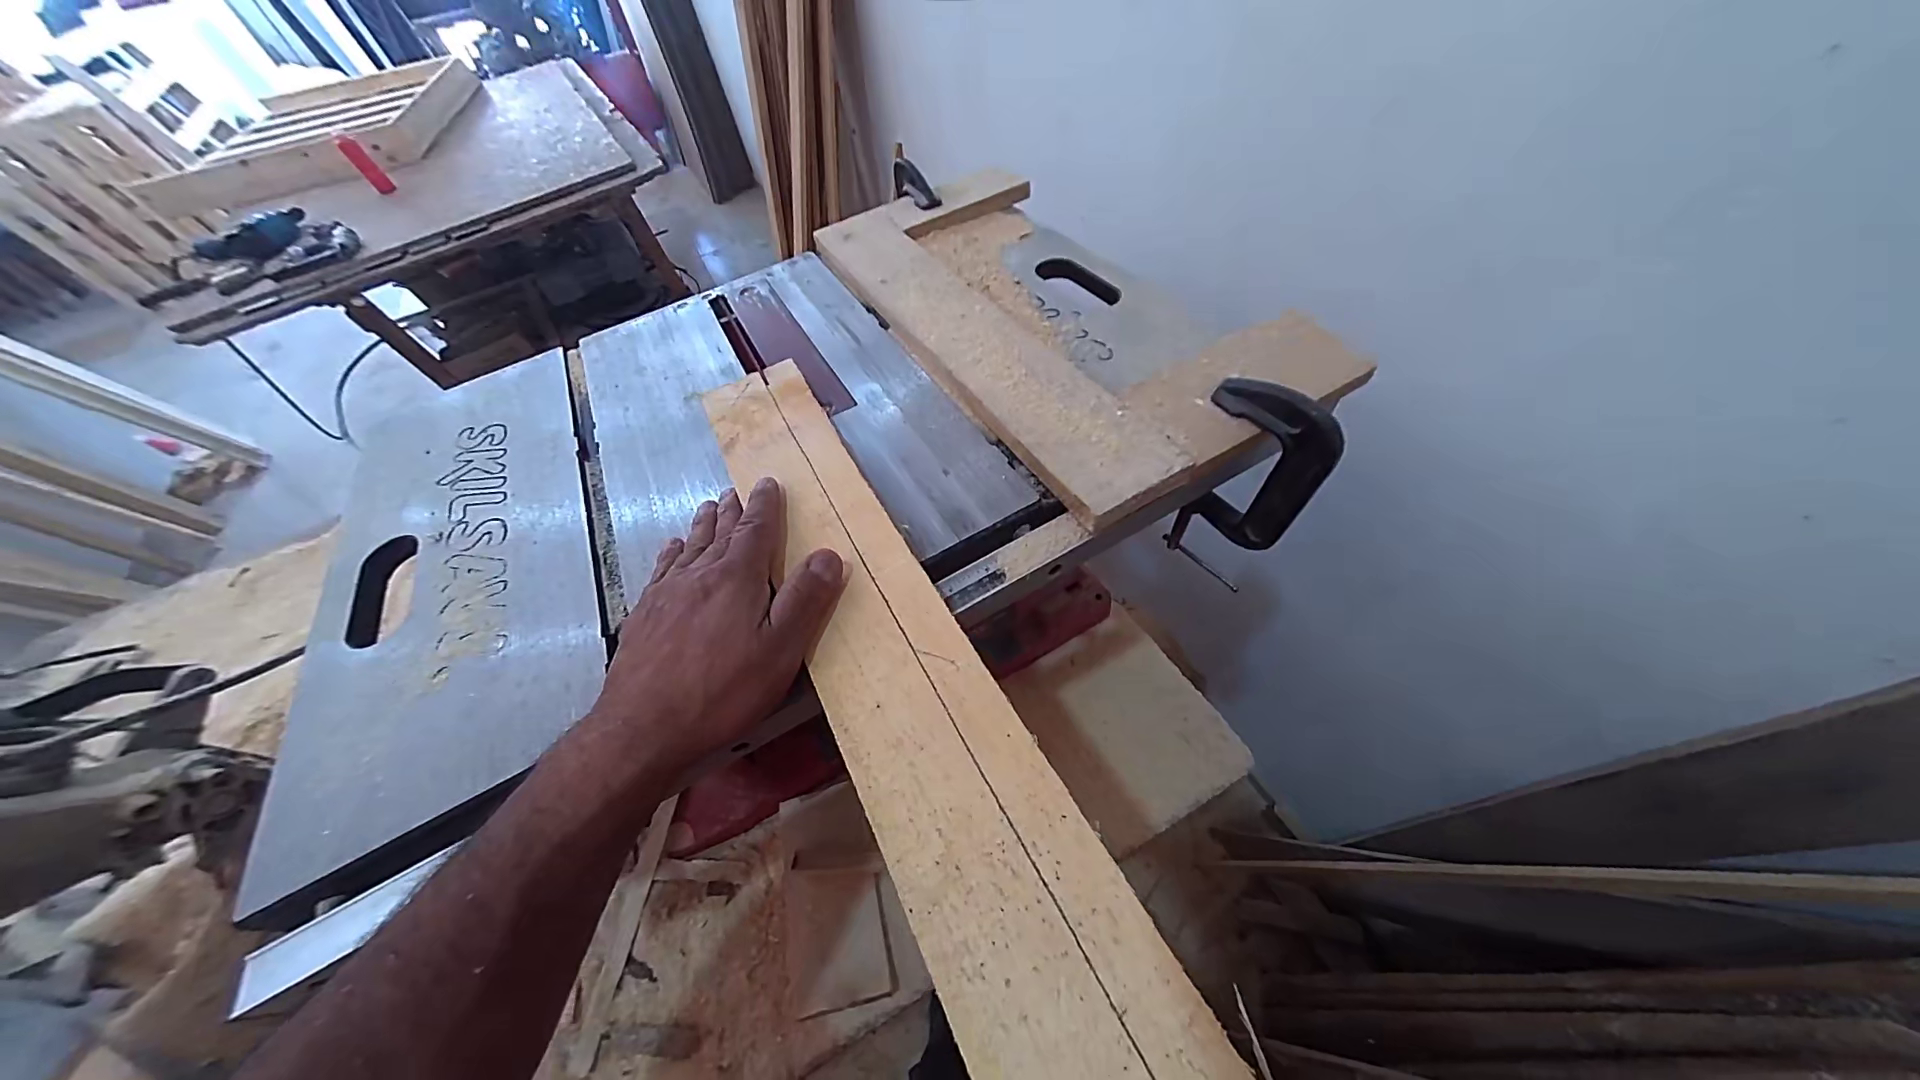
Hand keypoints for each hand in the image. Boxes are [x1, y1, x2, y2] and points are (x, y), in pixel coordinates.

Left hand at [582, 477, 843, 788]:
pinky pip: (663, 570)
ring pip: (690, 548)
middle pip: (720, 534)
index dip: (765, 506)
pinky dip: (673, 553)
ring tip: (709, 507)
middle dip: (734, 512)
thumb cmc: (722, 691)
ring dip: (704, 526)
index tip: (768, 484)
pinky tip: (672, 549)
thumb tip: (829, 554)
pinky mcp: (645, 615)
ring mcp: (667, 595)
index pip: (754, 531)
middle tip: (738, 492)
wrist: (642, 729)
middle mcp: (699, 576)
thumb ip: (805, 600)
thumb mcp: (780, 650)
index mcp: (736, 579)